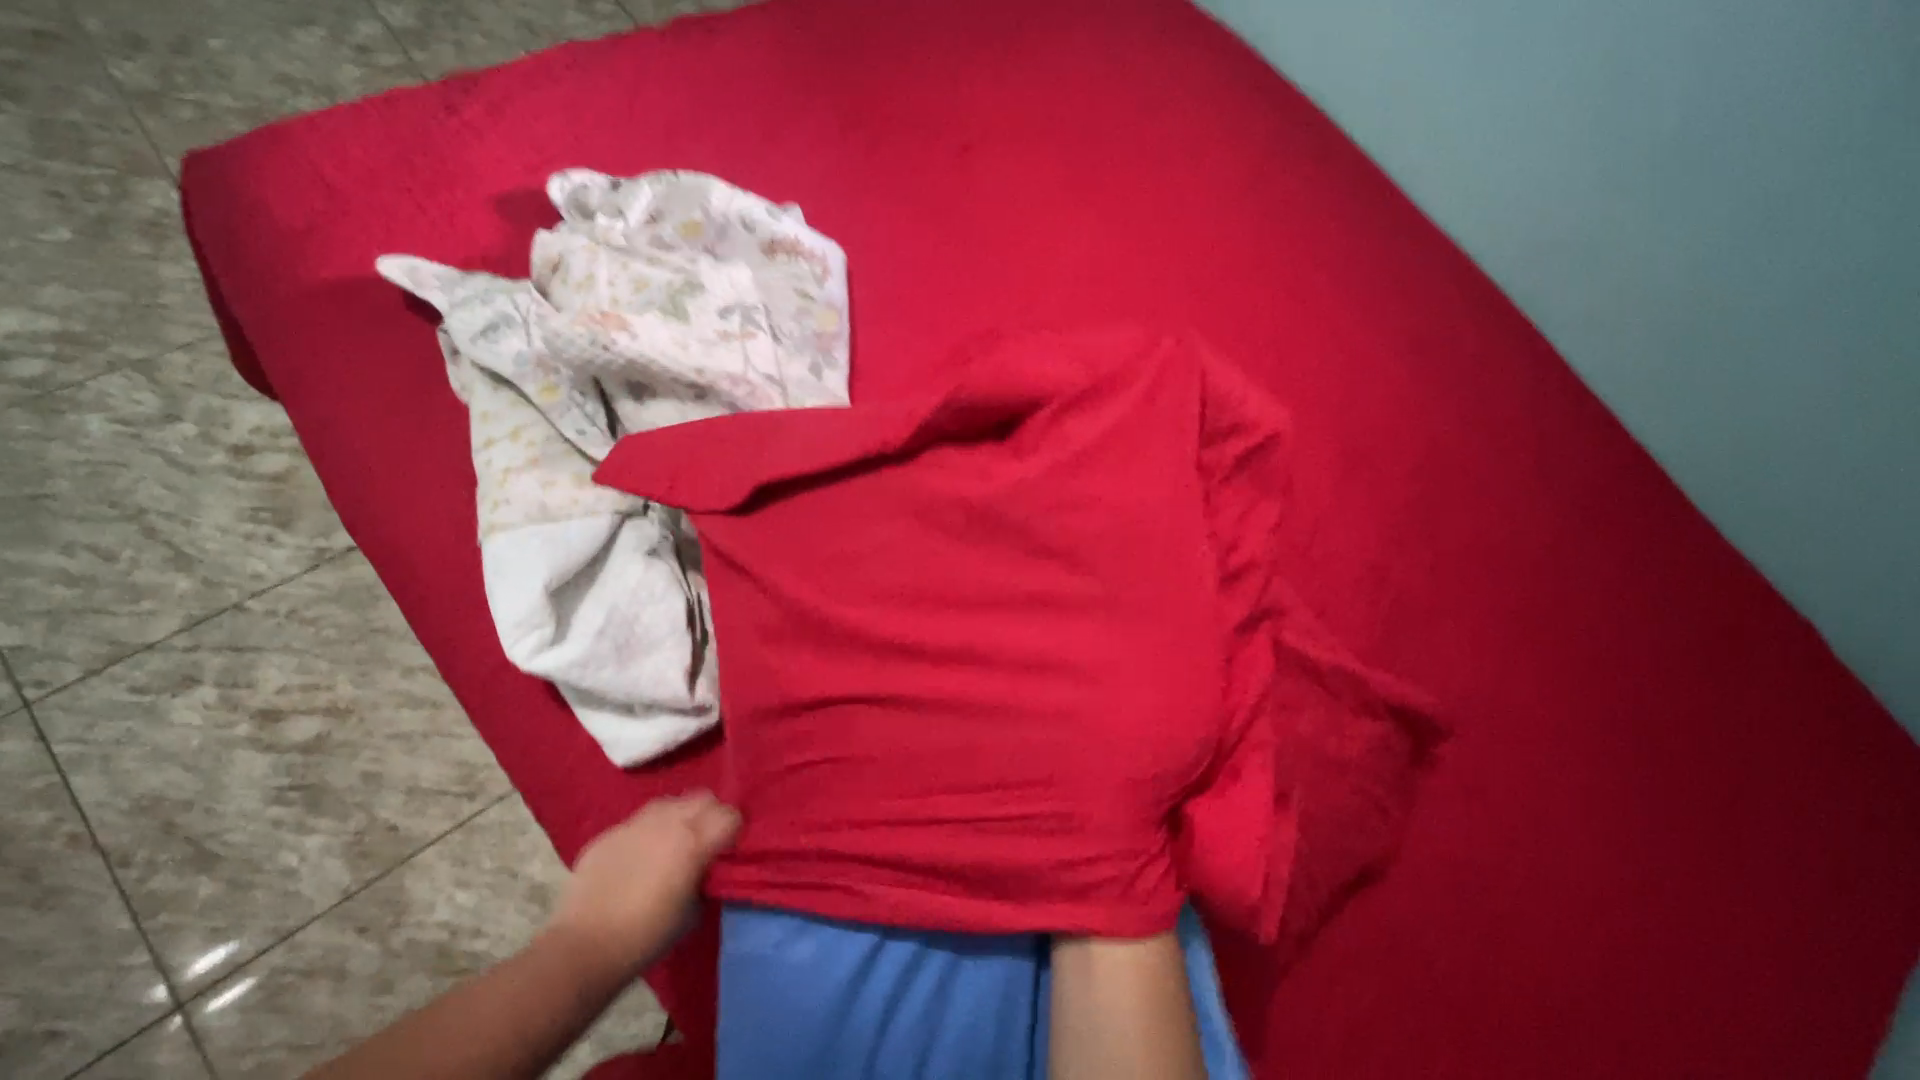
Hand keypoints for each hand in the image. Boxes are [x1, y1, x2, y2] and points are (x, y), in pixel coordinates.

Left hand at [546, 792, 741, 974]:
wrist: (586, 945)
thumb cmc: (648, 935)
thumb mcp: (693, 910)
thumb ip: (704, 878)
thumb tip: (705, 868)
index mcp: (693, 842)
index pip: (729, 815)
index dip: (734, 830)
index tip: (729, 848)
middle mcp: (666, 823)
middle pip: (702, 798)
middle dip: (710, 814)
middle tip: (706, 840)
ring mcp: (633, 825)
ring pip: (668, 803)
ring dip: (678, 817)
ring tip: (672, 843)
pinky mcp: (607, 834)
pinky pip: (636, 823)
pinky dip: (646, 834)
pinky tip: (637, 859)